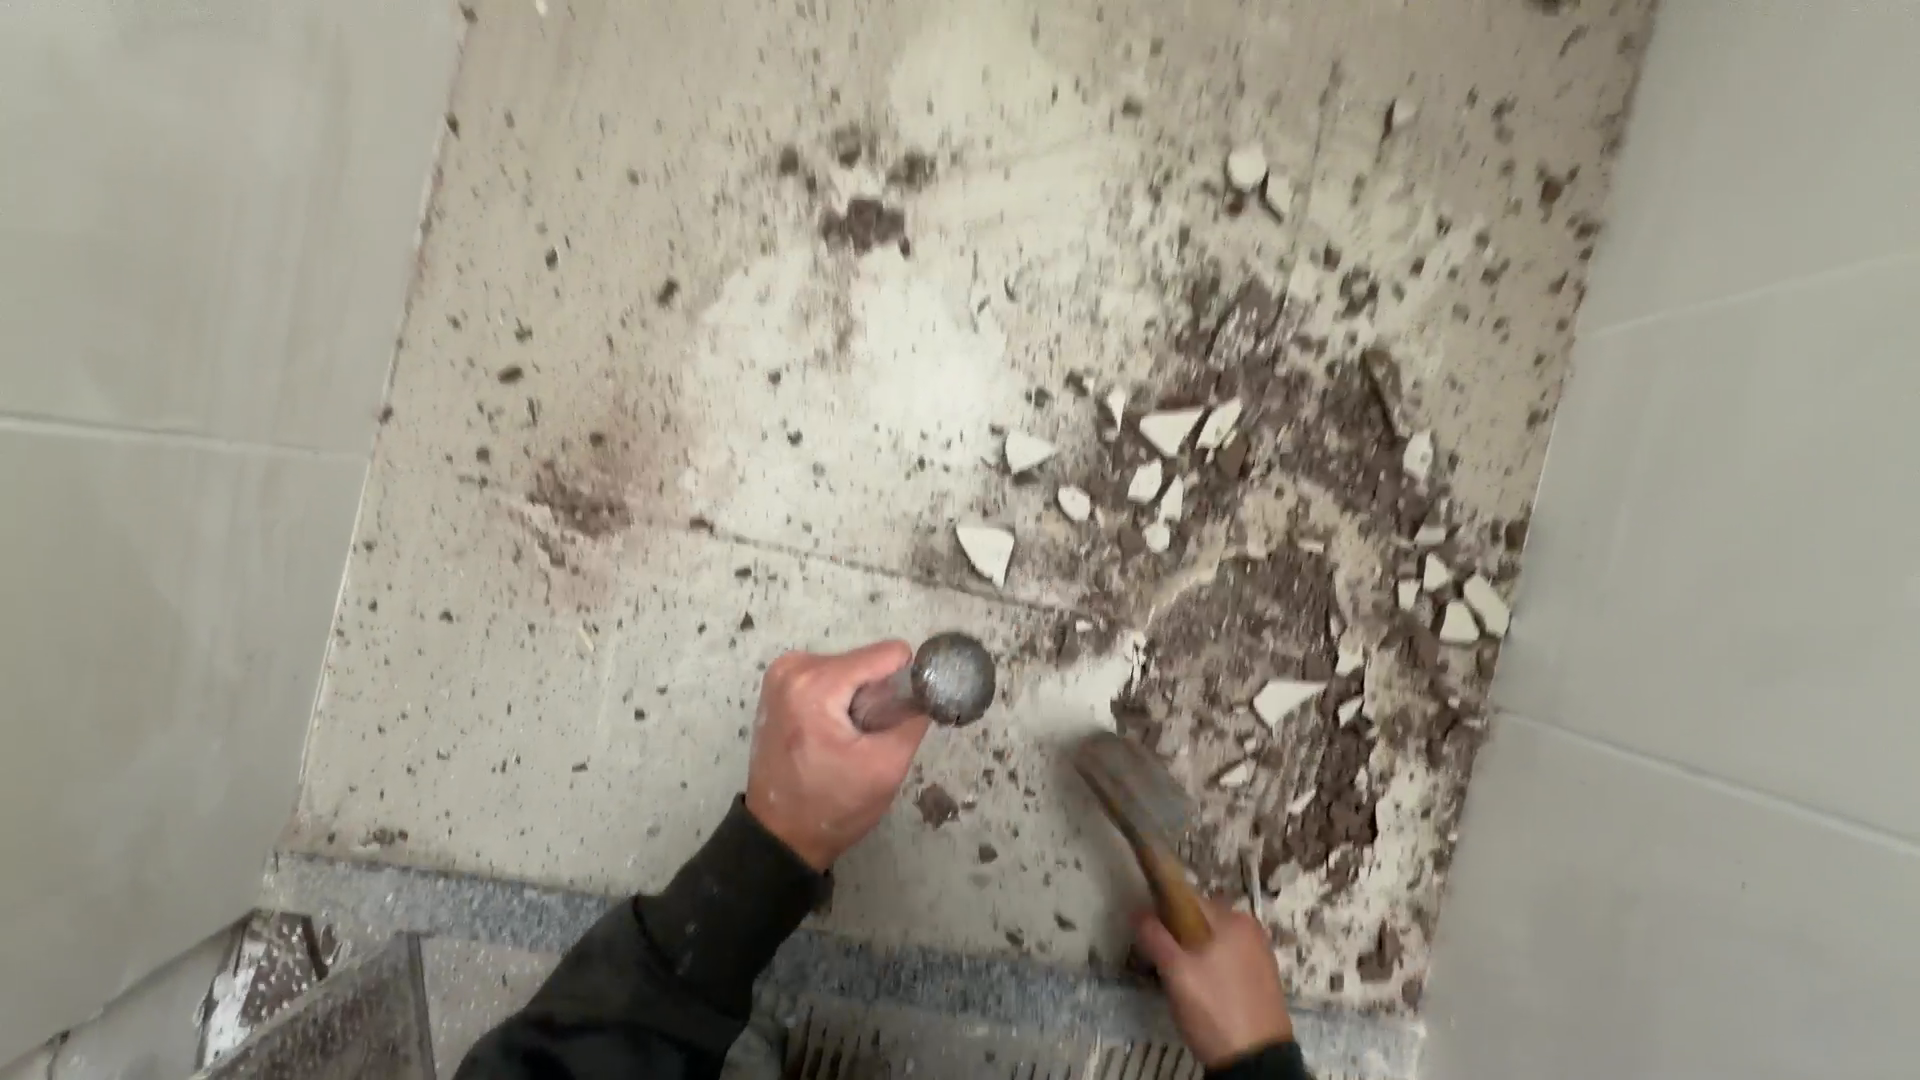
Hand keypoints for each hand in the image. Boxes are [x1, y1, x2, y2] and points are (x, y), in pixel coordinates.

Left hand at [745, 641, 931, 870]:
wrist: (780, 835)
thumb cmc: (833, 805)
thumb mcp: (887, 767)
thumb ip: (915, 718)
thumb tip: (933, 688)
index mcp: (816, 682)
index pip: (887, 654)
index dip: (905, 683)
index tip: (900, 716)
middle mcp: (794, 666)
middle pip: (866, 662)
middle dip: (876, 697)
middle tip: (866, 738)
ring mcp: (783, 673)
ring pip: (851, 669)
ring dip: (859, 700)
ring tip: (848, 739)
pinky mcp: (780, 684)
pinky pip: (831, 678)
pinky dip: (840, 701)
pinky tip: (832, 733)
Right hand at [1134, 896, 1294, 1067]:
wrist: (1259, 1065)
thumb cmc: (1214, 1009)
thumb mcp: (1175, 972)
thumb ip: (1154, 936)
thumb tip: (1138, 911)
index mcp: (1233, 917)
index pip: (1185, 898)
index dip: (1162, 914)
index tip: (1150, 938)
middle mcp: (1251, 927)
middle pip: (1199, 920)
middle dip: (1178, 938)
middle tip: (1166, 967)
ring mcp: (1260, 953)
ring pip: (1213, 942)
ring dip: (1195, 955)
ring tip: (1185, 985)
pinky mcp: (1264, 977)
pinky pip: (1228, 960)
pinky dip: (1213, 969)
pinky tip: (1207, 995)